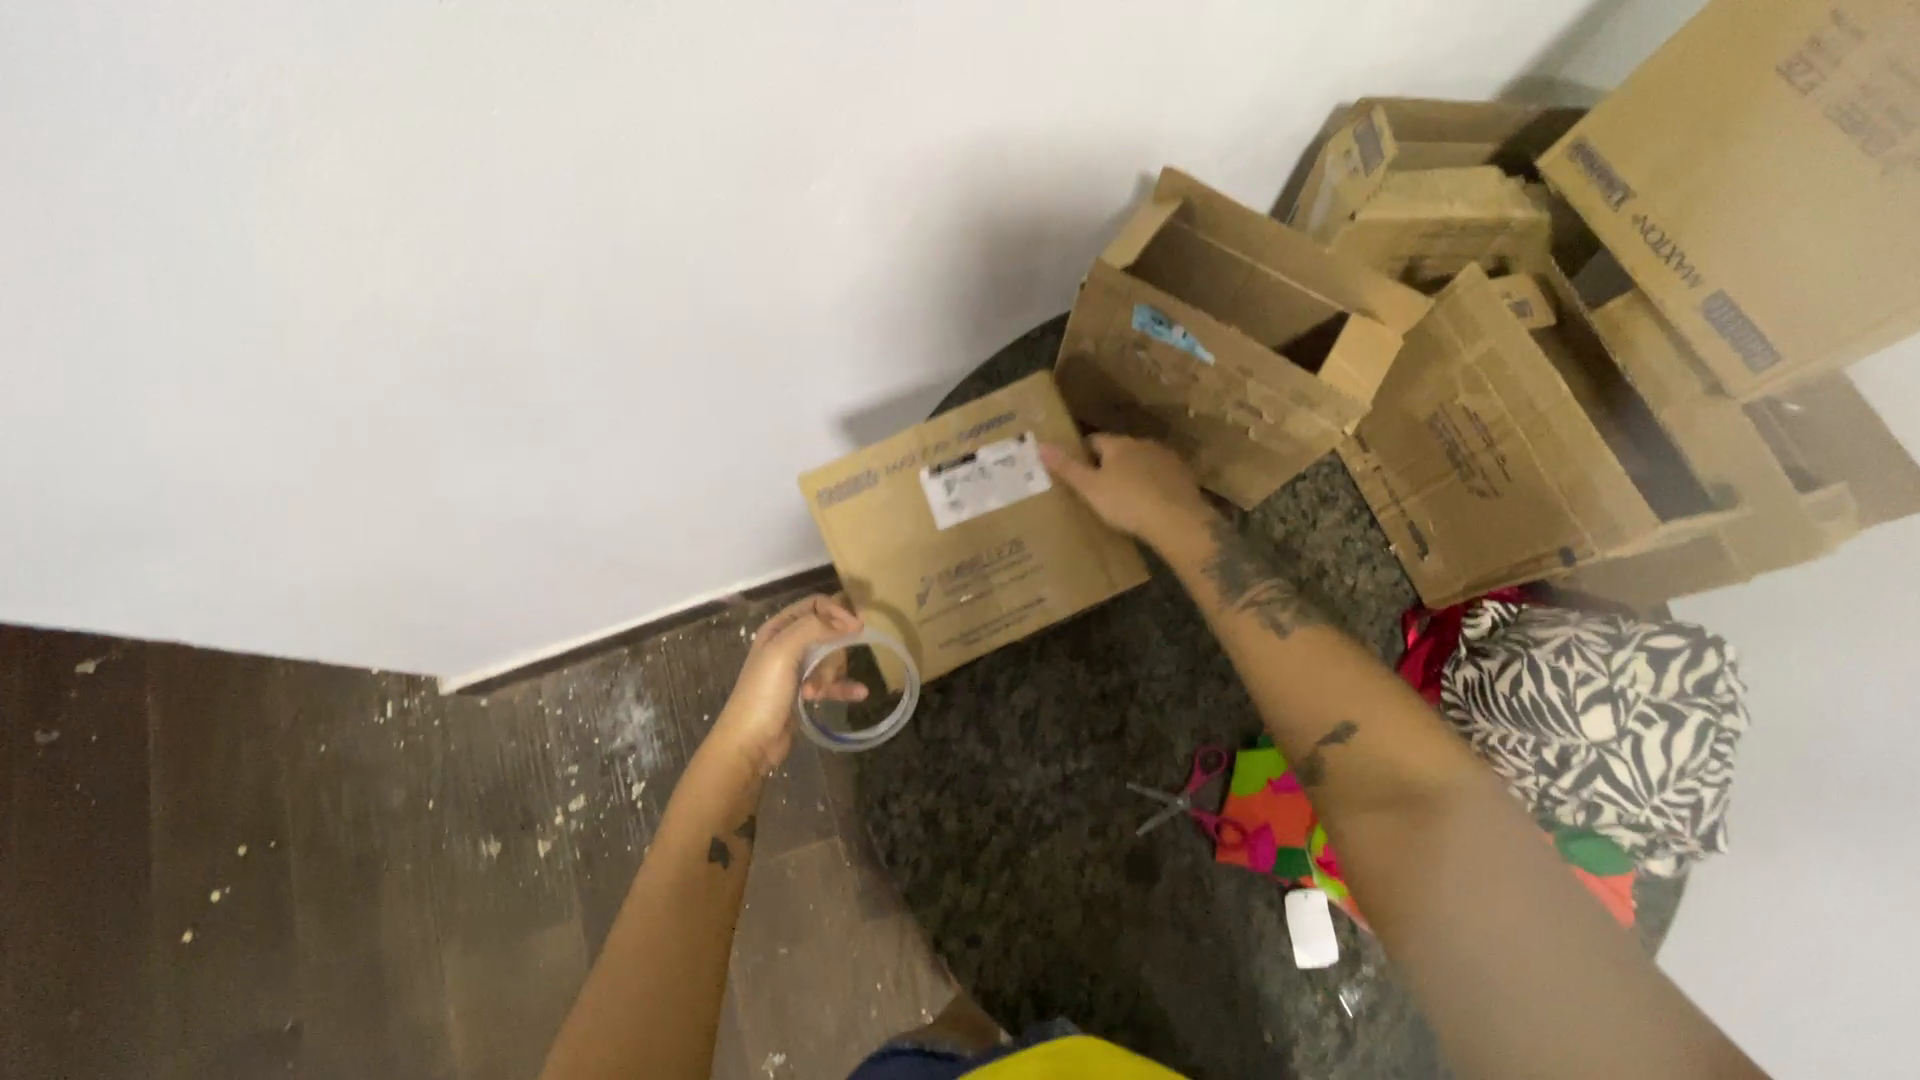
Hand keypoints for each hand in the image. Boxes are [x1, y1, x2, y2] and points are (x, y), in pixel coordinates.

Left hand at [711, 594, 869, 773]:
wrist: (749, 742)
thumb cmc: (763, 693)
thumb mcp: (783, 651)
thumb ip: (815, 627)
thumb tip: (852, 621)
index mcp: (779, 628)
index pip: (816, 605)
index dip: (837, 612)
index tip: (856, 629)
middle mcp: (789, 643)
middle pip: (829, 634)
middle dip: (831, 654)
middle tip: (820, 674)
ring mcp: (798, 669)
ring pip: (832, 659)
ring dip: (831, 676)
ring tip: (815, 694)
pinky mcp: (806, 692)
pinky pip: (833, 682)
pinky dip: (844, 687)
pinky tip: (860, 693)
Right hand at [1040, 435, 1213, 544]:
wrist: (1176, 520)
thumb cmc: (1126, 502)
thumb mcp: (1090, 488)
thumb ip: (1067, 468)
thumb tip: (1040, 444)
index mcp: (1118, 444)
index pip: (1094, 441)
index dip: (1083, 453)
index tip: (1076, 470)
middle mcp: (1143, 444)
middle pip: (1120, 450)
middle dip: (1109, 464)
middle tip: (1098, 487)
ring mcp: (1167, 459)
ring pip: (1142, 462)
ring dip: (1133, 474)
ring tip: (1124, 497)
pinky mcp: (1184, 477)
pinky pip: (1161, 477)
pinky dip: (1152, 486)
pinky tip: (1149, 504)